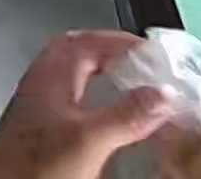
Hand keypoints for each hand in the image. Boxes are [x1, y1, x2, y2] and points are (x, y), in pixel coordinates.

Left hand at [0, 31, 170, 178]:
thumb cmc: (38, 161)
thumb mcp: (89, 139)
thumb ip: (126, 117)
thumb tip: (162, 93)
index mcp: (50, 74)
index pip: (83, 42)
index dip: (115, 40)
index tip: (148, 49)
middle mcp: (43, 81)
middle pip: (74, 51)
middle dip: (107, 49)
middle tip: (141, 61)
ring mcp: (40, 100)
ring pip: (71, 71)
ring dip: (99, 69)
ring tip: (130, 81)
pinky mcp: (42, 123)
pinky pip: (70, 93)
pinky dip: (92, 92)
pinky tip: (105, 111)